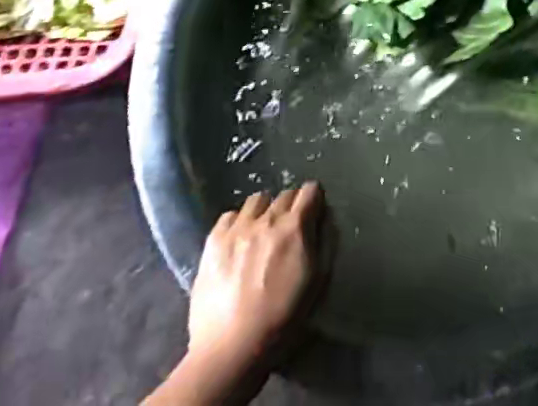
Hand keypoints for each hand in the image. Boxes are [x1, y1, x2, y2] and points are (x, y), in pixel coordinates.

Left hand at [188, 183, 325, 367]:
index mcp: (295, 227)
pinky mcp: (212, 243)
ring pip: (256, 200)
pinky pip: (228, 216)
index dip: (315, 199)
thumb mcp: (318, 278)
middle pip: (285, 194)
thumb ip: (324, 241)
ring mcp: (236, 230)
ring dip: (264, 210)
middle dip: (291, 206)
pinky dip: (237, 222)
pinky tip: (238, 240)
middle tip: (288, 228)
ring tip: (261, 231)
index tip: (313, 212)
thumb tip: (323, 218)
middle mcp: (267, 220)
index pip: (310, 190)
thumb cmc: (283, 315)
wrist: (231, 347)